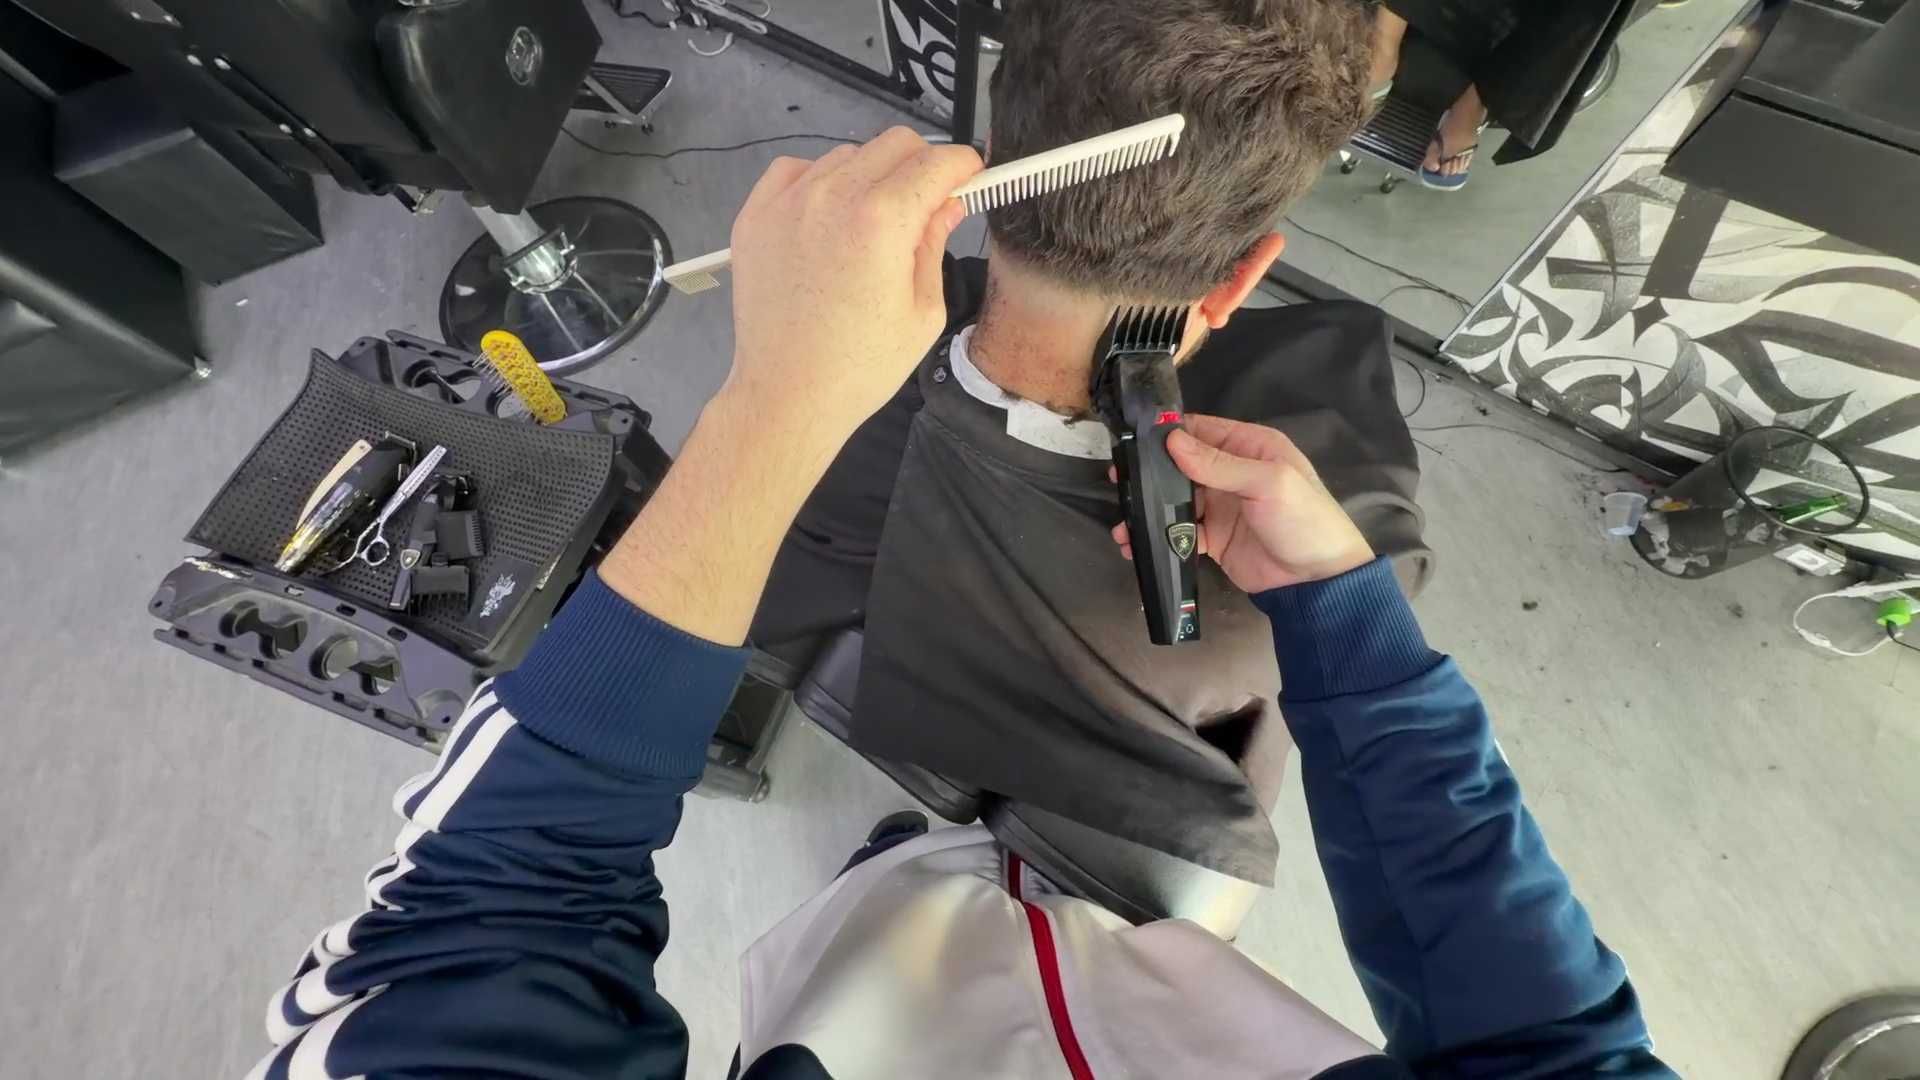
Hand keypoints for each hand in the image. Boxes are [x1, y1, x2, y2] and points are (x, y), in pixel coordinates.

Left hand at [723, 127, 982, 443]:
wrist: (789, 395)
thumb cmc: (858, 368)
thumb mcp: (923, 314)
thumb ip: (935, 246)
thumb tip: (945, 207)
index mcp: (883, 222)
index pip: (936, 163)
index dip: (963, 169)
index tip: (968, 180)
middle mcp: (834, 196)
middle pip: (895, 144)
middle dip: (922, 167)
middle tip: (926, 208)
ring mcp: (788, 202)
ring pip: (847, 155)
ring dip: (872, 177)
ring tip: (872, 227)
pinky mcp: (756, 216)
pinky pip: (798, 171)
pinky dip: (822, 183)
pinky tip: (829, 221)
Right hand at [1110, 414, 1373, 592]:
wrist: (1316, 581)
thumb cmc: (1303, 520)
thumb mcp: (1267, 483)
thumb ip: (1218, 463)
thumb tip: (1172, 440)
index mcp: (1249, 447)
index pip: (1200, 431)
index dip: (1167, 435)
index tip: (1134, 444)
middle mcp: (1231, 473)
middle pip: (1180, 467)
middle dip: (1149, 476)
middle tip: (1118, 483)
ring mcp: (1219, 506)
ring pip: (1173, 501)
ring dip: (1148, 511)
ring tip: (1123, 525)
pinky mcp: (1211, 537)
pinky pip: (1177, 532)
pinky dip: (1157, 538)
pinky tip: (1135, 545)